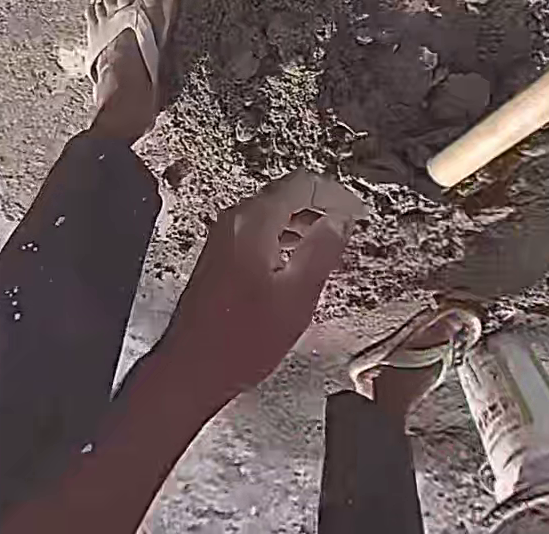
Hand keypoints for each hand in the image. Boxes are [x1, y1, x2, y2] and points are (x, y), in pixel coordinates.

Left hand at [156, 171, 366, 403]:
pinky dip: (285, 234)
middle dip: (321, 205)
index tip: (357, 212)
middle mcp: (236, 218)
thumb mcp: (296, 297)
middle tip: (348, 227)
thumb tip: (341, 220)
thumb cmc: (243, 338)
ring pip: (273, 211)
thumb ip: (321, 251)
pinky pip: (260, 228)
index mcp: (254, 222)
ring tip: (331, 245)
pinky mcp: (221, 250)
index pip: (301, 183)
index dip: (334, 194)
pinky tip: (300, 259)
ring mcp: (225, 233)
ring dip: (304, 221)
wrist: (192, 366)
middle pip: (286, 193)